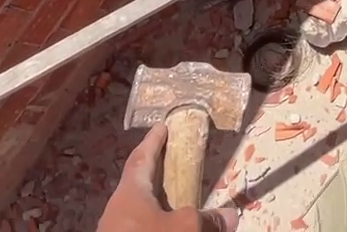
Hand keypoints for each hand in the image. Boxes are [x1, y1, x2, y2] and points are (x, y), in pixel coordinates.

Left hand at [96, 122, 240, 231]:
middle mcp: (118, 209)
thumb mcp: (184, 228)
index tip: (162, 126)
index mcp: (129, 193)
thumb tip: (231, 216)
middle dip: (155, 169)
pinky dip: (155, 219)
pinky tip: (169, 224)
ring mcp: (115, 230)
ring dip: (156, 198)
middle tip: (174, 156)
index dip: (153, 141)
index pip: (141, 158)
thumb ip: (207, 219)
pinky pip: (139, 225)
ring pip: (138, 207)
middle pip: (137, 182)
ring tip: (177, 193)